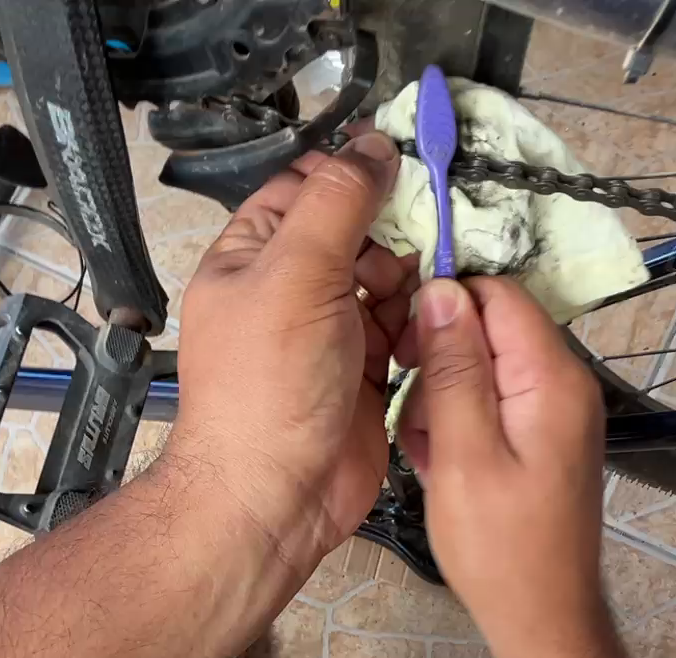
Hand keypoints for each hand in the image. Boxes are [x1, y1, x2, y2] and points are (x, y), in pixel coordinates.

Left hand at [165, 132, 416, 572]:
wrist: (276, 494)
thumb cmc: (268, 386)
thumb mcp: (295, 274)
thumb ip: (337, 203)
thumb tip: (373, 146)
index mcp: (252, 259)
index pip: (303, 191)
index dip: (350, 178)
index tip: (402, 172)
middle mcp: (288, 294)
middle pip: (354, 237)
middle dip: (389, 239)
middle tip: (411, 255)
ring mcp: (328, 338)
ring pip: (384, 286)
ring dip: (408, 287)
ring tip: (415, 305)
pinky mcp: (364, 377)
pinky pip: (399, 335)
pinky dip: (415, 330)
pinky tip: (424, 336)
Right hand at [398, 277, 608, 657]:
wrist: (540, 618)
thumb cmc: (497, 546)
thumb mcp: (464, 453)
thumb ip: (453, 369)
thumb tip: (442, 291)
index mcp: (552, 378)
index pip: (498, 295)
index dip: (445, 307)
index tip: (403, 349)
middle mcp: (564, 385)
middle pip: (491, 331)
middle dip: (440, 363)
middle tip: (412, 417)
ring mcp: (555, 416)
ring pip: (485, 371)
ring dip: (443, 401)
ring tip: (427, 453)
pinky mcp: (542, 442)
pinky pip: (492, 409)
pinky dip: (459, 427)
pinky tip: (442, 465)